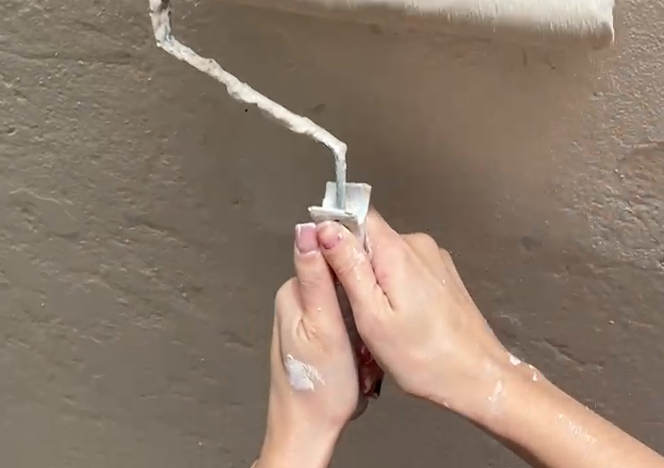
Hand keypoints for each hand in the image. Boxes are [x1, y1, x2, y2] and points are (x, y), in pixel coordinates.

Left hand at [257, 224, 362, 467]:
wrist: (309, 434)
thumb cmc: (318, 389)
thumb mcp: (324, 325)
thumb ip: (316, 275)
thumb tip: (307, 228)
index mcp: (293, 291)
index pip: (329, 252)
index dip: (355, 263)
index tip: (370, 281)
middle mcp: (296, 300)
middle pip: (340, 276)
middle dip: (360, 296)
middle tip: (366, 323)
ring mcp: (307, 318)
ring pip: (346, 299)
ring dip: (361, 318)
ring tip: (364, 343)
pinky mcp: (318, 334)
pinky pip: (346, 319)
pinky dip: (357, 333)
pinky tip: (360, 353)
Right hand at [315, 210, 517, 418]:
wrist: (476, 375)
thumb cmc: (423, 356)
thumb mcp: (373, 317)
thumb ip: (348, 268)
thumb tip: (325, 228)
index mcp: (397, 250)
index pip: (358, 216)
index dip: (337, 233)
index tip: (326, 263)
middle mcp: (418, 244)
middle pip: (372, 238)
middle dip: (356, 266)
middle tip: (354, 309)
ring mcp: (434, 257)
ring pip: (389, 256)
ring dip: (377, 281)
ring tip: (380, 321)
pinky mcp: (442, 273)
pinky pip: (408, 268)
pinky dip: (397, 288)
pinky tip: (402, 320)